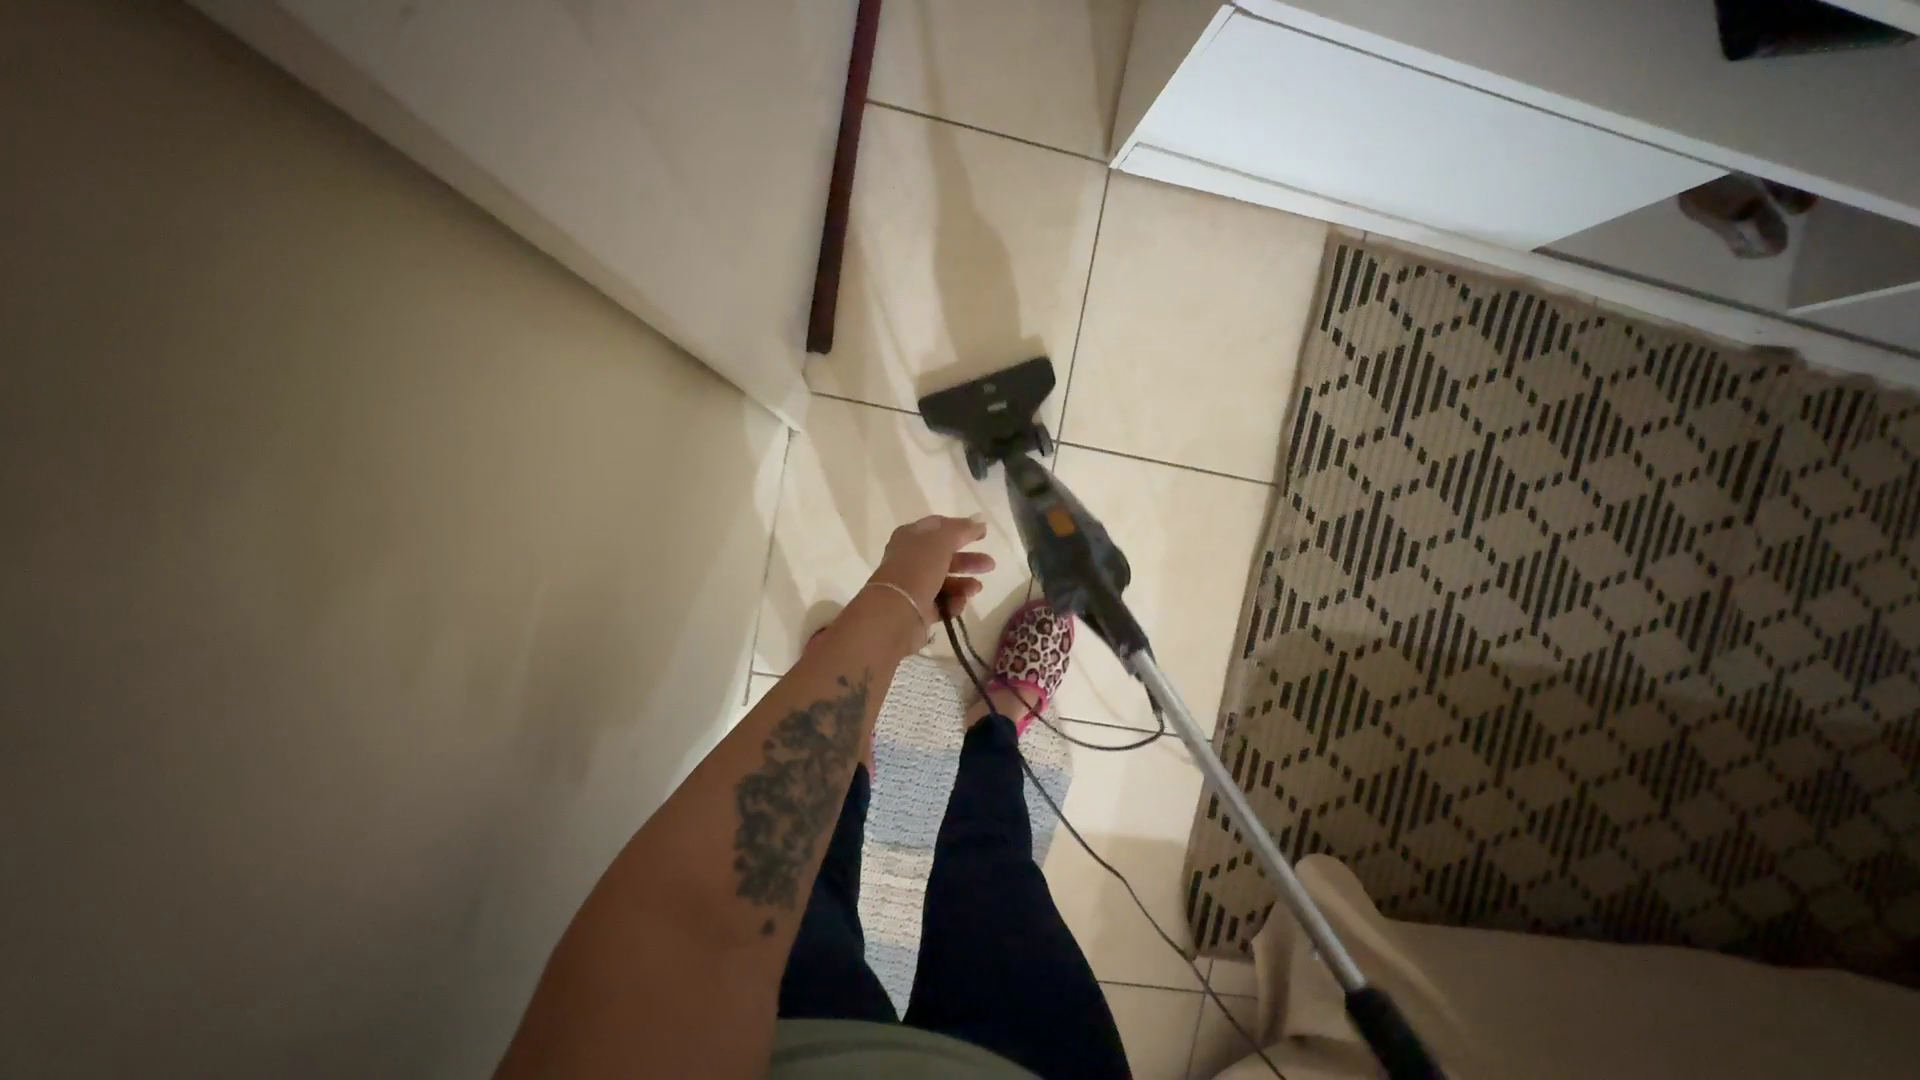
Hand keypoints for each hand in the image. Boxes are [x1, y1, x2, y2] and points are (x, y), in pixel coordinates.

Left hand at [869, 515, 995, 619]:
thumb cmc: (918, 568)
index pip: (938, 527)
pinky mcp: (920, 610)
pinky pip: (942, 603)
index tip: (983, 533)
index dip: (961, 528)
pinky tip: (958, 603)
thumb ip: (962, 529)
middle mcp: (911, 560)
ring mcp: (914, 586)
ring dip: (964, 584)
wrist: (897, 611)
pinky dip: (953, 602)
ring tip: (976, 589)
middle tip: (990, 565)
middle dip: (969, 560)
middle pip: (945, 556)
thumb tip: (978, 522)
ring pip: (946, 582)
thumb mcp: (941, 541)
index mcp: (910, 537)